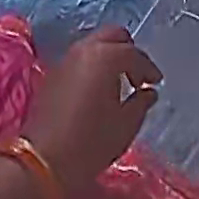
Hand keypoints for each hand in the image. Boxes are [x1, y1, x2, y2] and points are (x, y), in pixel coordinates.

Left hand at [23, 26, 162, 188]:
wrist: (42, 161)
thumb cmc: (90, 143)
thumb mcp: (125, 125)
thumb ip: (141, 103)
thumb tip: (148, 92)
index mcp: (106, 57)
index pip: (134, 54)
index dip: (149, 68)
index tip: (156, 82)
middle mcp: (86, 49)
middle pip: (114, 36)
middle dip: (129, 52)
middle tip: (138, 76)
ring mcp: (67, 58)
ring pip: (95, 44)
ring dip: (111, 56)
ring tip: (120, 84)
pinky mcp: (54, 72)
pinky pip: (82, 57)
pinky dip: (95, 64)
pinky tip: (99, 88)